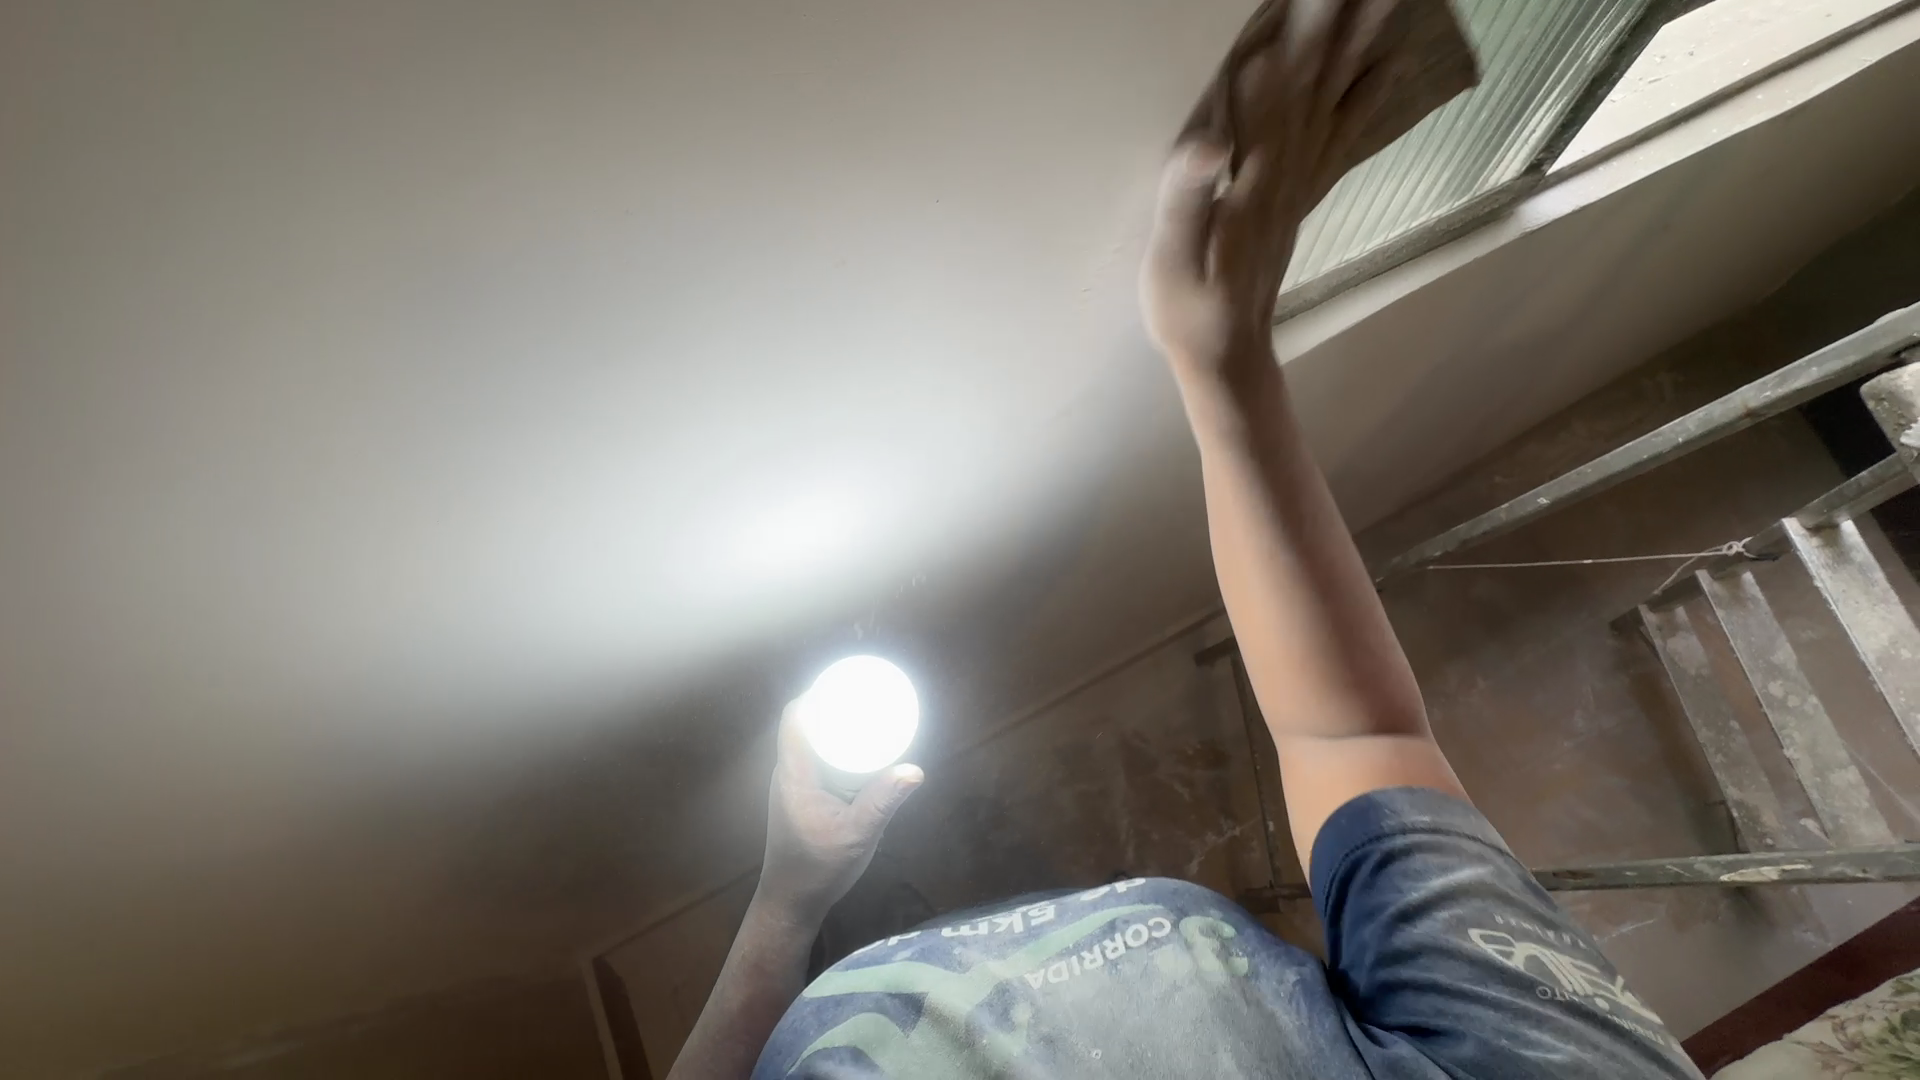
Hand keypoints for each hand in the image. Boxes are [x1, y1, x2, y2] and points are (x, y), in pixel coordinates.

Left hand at [758, 704, 923, 923]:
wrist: (792, 903)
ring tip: (864, 714)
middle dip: (830, 704)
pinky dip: (833, 744)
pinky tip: (858, 749)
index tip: (844, 682)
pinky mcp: (802, 796)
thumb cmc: (818, 868)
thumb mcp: (856, 835)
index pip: (794, 718)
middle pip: (803, 723)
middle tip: (865, 696)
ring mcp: (793, 785)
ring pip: (809, 740)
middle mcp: (789, 773)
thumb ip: (883, 802)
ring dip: (832, 725)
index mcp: (794, 774)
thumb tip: (915, 770)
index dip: (814, 694)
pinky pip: (815, 757)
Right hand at [1141, 0, 1404, 379]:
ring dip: (1362, 37)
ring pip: (1336, 95)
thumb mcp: (1170, 261)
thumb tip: (1210, 139)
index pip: (1272, 82)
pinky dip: (1368, 97)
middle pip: (1314, 76)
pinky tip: (1387, 65)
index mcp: (1250, 176)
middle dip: (1335, 14)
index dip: (1288, 26)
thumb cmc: (1187, 310)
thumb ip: (1186, 199)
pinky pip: (1342, 138)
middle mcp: (1284, 169)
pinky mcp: (1299, 199)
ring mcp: (1297, 183)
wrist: (1228, 354)